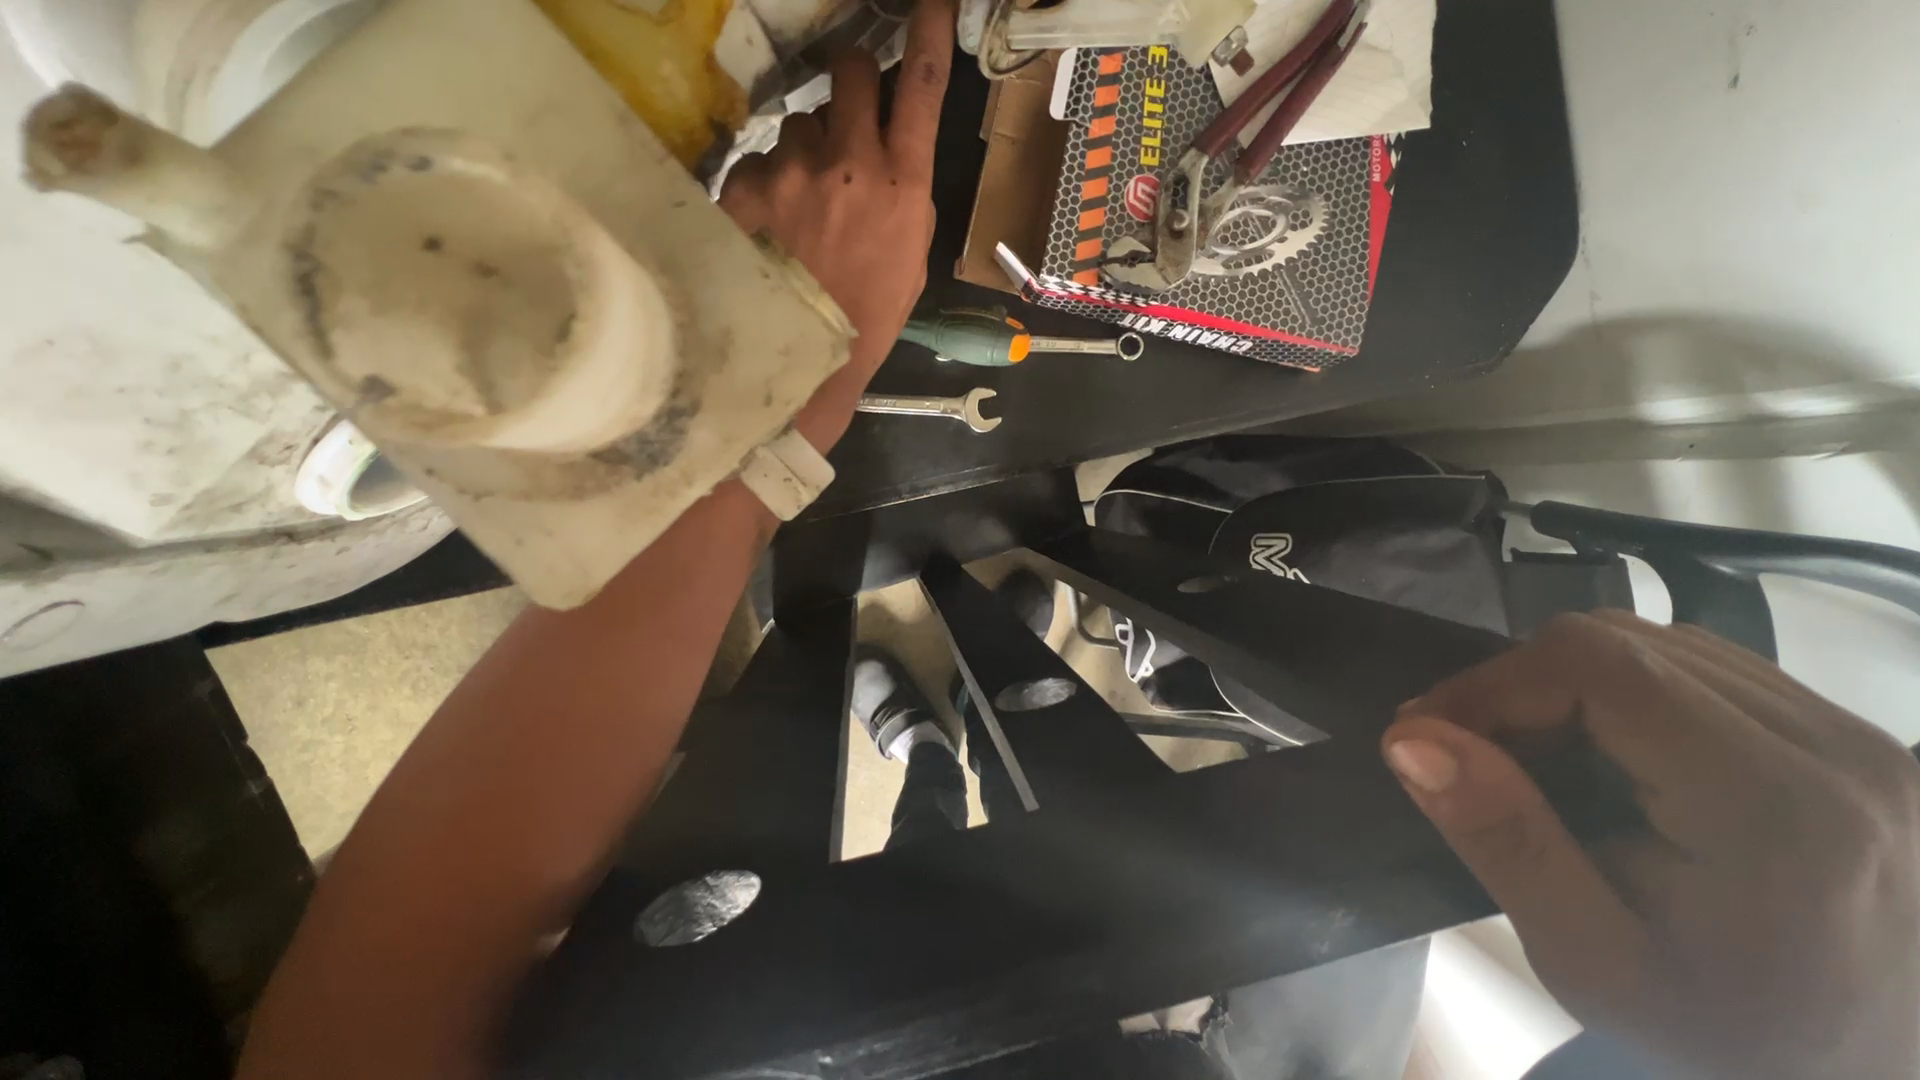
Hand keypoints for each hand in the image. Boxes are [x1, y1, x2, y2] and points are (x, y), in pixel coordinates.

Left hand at [718, 0, 954, 452]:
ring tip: (803, 202)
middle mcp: (852, 159)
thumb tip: (889, 150)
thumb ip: (906, 189)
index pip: (922, 86)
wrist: (814, 350)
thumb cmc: (875, 309)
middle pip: (848, 70)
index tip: (926, 4)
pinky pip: (759, 160)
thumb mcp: (914, 251)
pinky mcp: (748, 187)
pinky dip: (767, 182)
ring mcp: (795, 170)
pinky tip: (772, 222)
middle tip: (844, 110)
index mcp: (904, 180)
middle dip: (849, 78)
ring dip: (804, 148)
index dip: (927, 33)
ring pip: (798, 123)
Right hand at [1384, 612, 1919, 1078]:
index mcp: (1776, 806)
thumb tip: (1411, 737)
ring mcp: (1854, 733)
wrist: (1872, 1076)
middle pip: (1622, 642)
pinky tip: (1604, 754)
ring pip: (1655, 642)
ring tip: (1534, 756)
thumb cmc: (1720, 1031)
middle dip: (1519, 685)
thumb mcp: (1589, 962)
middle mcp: (1836, 746)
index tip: (1427, 734)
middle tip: (1471, 754)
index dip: (1491, 681)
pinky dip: (1617, 691)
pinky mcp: (1847, 733)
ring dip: (1564, 685)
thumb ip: (1504, 840)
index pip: (1600, 665)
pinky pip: (1696, 664)